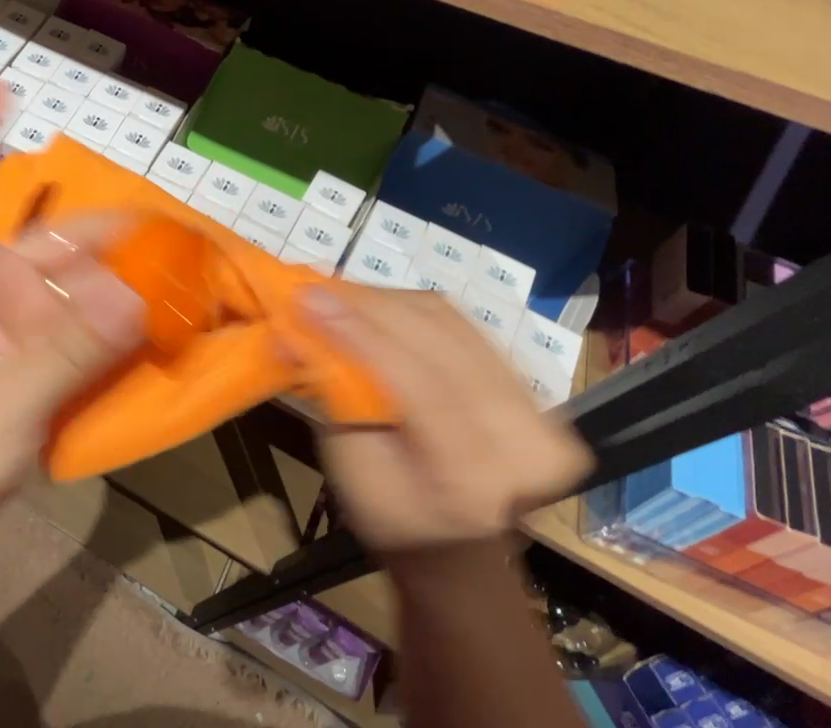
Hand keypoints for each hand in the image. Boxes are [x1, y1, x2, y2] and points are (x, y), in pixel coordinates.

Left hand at [0, 95, 145, 537]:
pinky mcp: (32, 355)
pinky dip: (113, 317)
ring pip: (73, 280)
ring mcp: (13, 323)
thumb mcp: (10, 393)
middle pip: (49, 238)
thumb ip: (73, 346)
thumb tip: (137, 294)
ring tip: (180, 274)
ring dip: (118, 278)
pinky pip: (80, 322)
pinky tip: (157, 317)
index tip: (0, 86)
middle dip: (102, 232)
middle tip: (171, 234)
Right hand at [297, 286, 591, 550]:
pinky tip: (375, 304)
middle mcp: (527, 443)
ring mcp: (544, 414)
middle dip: (371, 308)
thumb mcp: (347, 465)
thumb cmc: (388, 511)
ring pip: (455, 326)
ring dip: (390, 302)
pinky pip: (468, 328)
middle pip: (443, 345)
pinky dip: (414, 309)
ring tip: (339, 294)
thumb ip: (328, 397)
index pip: (423, 388)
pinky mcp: (539, 391)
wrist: (456, 542)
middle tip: (313, 288)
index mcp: (476, 481)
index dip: (362, 336)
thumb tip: (286, 333)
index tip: (308, 298)